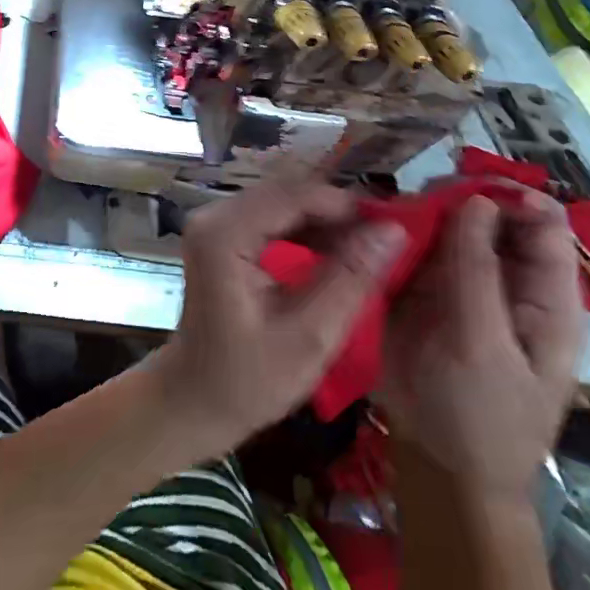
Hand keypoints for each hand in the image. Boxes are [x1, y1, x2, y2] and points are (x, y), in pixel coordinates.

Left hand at [151, 177, 404, 455]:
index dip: (347, 204)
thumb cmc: (247, 380)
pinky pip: (270, 216)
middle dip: (339, 210)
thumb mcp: (309, 337)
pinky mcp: (221, 235)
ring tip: (371, 243)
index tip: (395, 222)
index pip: (294, 196)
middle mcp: (213, 216)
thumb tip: (392, 230)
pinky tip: (337, 250)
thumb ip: (350, 279)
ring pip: (281, 201)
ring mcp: (214, 223)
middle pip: (286, 192)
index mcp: (224, 235)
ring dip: (325, 218)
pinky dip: (306, 229)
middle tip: (388, 234)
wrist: (194, 397)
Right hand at [372, 190, 585, 498]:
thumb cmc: (482, 415)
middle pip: (487, 220)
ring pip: (442, 232)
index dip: (512, 197)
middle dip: (454, 200)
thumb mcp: (485, 345)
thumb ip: (477, 271)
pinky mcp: (416, 295)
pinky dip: (393, 238)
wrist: (438, 466)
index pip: (542, 226)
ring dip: (418, 216)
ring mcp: (456, 287)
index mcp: (543, 297)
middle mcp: (501, 282)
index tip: (465, 182)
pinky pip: (408, 254)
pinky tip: (369, 229)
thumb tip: (475, 201)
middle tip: (414, 193)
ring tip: (385, 208)